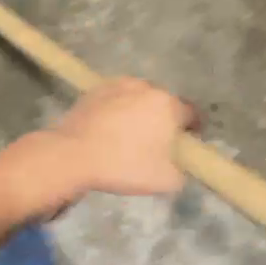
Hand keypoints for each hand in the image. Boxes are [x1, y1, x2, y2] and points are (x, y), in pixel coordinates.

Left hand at [45, 78, 196, 197]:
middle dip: (164, 118)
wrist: (73, 153)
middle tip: (157, 141)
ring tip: (130, 133)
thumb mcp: (167, 180)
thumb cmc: (124, 165)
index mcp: (167, 104)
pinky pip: (115, 98)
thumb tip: (177, 163)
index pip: (191, 113)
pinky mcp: (94, 89)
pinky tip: (110, 127)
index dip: (192, 129)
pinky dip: (117, 109)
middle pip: (163, 102)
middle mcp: (144, 87)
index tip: (186, 144)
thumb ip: (182, 169)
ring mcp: (116, 84)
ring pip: (137, 97)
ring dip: (139, 110)